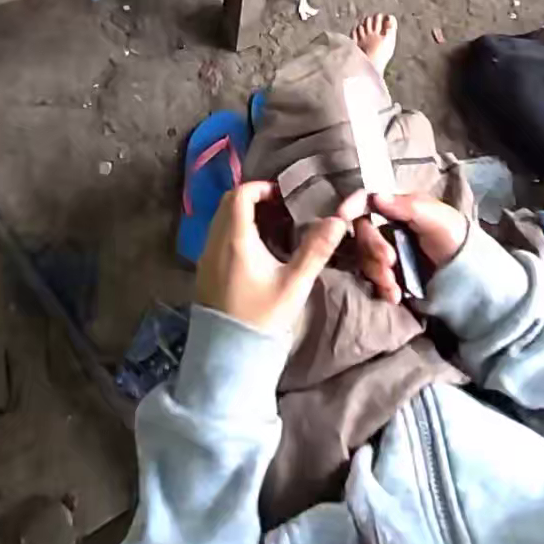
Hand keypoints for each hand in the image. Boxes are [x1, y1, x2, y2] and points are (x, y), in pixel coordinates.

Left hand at [196, 181, 348, 332]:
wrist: (229, 356)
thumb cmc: (263, 317)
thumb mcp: (294, 284)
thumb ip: (316, 250)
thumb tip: (338, 220)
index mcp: (235, 240)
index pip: (240, 195)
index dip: (261, 188)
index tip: (282, 195)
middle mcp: (215, 243)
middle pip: (227, 202)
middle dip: (253, 197)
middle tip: (279, 207)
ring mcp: (206, 257)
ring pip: (220, 219)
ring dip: (243, 213)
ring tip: (271, 225)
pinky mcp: (205, 270)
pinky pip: (217, 235)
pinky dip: (234, 229)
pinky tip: (256, 247)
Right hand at [342, 191, 470, 303]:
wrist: (470, 279)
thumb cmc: (455, 239)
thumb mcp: (437, 218)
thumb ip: (407, 207)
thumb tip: (375, 196)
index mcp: (397, 207)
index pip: (367, 200)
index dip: (352, 205)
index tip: (342, 216)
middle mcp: (387, 226)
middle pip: (362, 232)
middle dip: (372, 249)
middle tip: (390, 262)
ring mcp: (386, 252)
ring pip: (364, 258)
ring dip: (377, 272)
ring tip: (394, 286)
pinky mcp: (389, 275)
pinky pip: (373, 279)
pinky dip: (382, 288)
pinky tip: (395, 295)